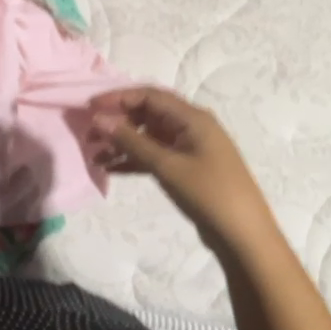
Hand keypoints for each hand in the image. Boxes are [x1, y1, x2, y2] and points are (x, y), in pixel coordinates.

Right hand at [89, 87, 274, 251]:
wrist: (242, 233)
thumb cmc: (208, 193)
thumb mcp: (166, 165)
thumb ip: (131, 140)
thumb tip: (99, 118)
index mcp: (192, 118)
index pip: (149, 96)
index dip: (118, 98)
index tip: (89, 108)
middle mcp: (191, 127)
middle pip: (147, 114)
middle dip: (117, 121)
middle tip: (88, 134)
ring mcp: (189, 148)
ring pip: (148, 136)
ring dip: (122, 142)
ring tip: (94, 155)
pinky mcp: (186, 168)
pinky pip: (154, 155)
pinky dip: (133, 159)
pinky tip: (110, 169)